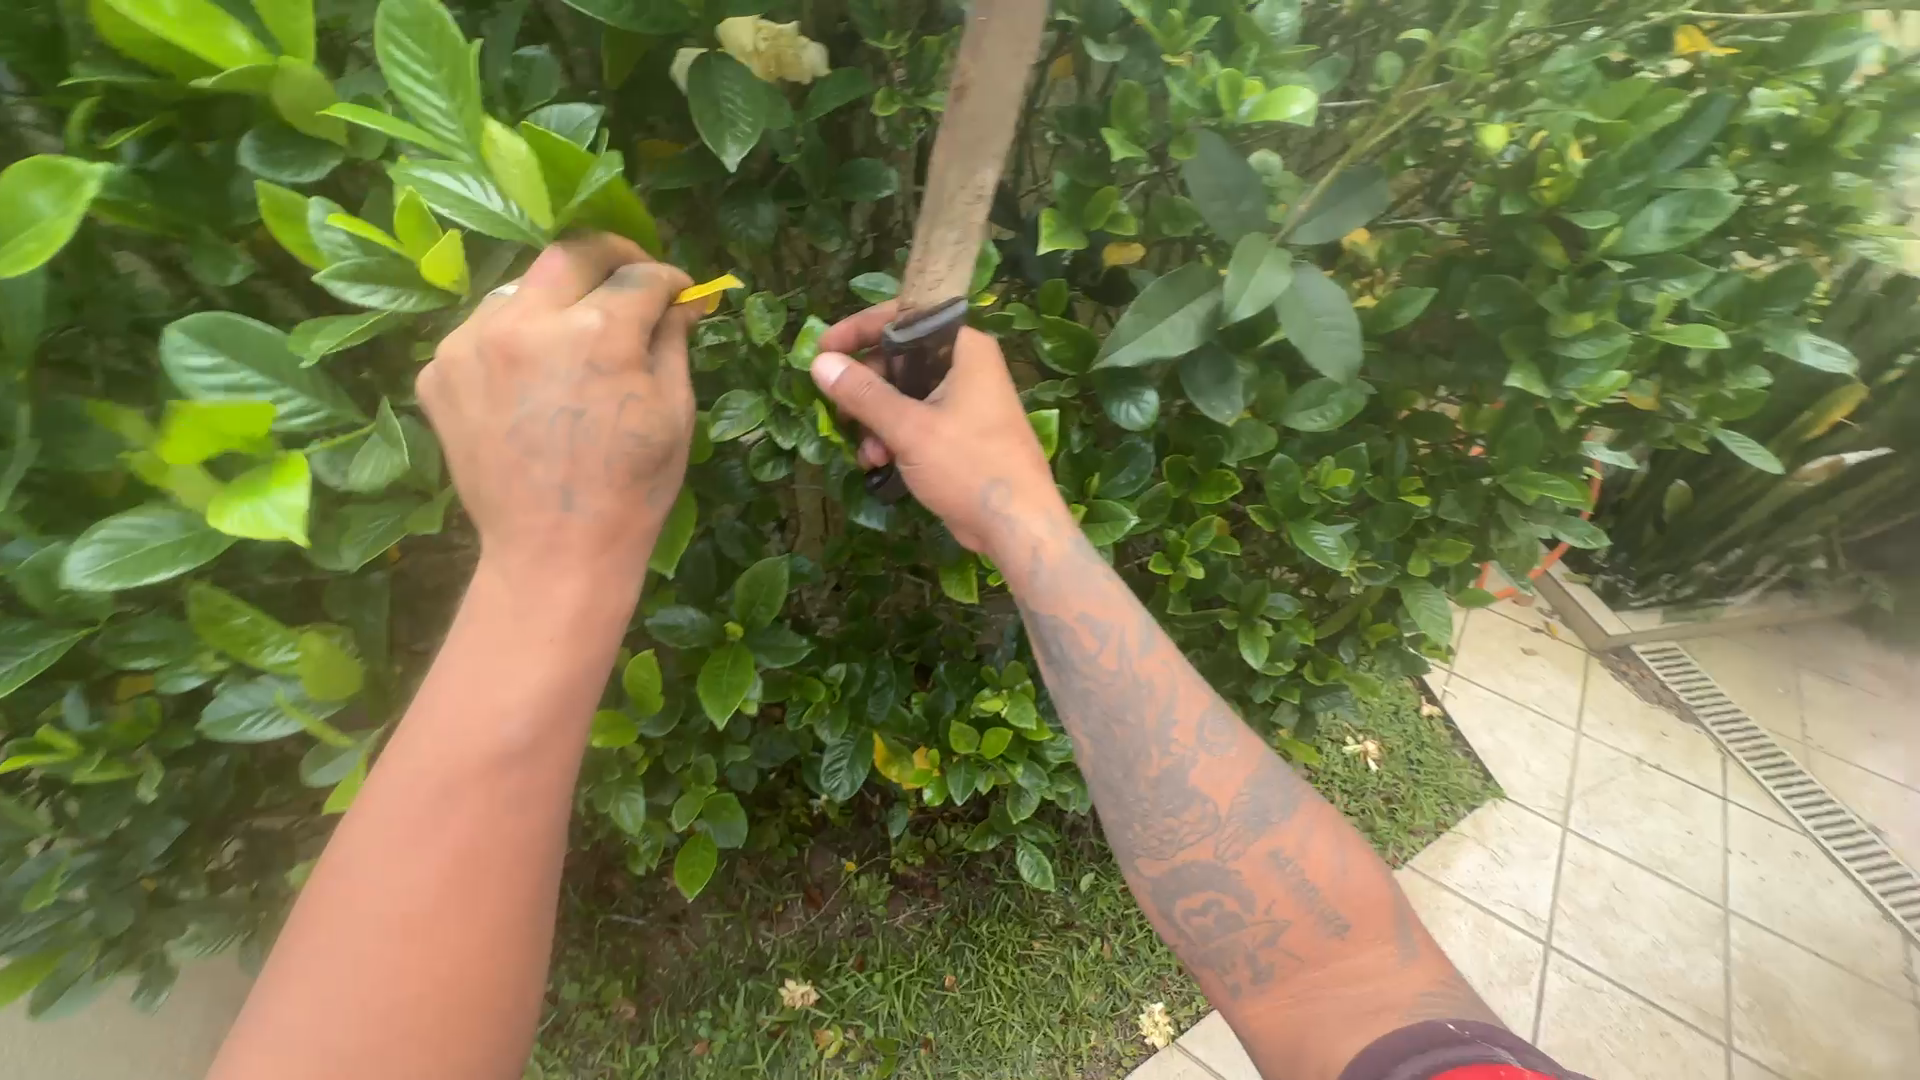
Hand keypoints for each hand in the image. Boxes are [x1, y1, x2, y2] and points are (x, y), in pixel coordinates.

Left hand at [419, 234, 696, 587]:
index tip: (681, 292)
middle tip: (633, 280)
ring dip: (559, 300)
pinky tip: (537, 378)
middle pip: (570, 254)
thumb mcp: (674, 413)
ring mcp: (471, 344)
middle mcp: (525, 322)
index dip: (669, 278)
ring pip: (521, 288)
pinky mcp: (438, 371)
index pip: (638, 275)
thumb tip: (683, 300)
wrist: (556, 549)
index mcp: (597, 335)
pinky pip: (485, 330)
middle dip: (611, 258)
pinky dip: (518, 339)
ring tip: (580, 337)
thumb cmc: (634, 487)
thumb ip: (673, 342)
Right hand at [811, 301, 1069, 557]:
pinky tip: (880, 464)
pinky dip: (895, 439)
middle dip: (866, 389)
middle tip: (839, 411)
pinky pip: (917, 423)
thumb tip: (820, 362)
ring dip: (876, 422)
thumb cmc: (970, 466)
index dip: (860, 329)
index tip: (823, 348)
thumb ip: (864, 394)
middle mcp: (966, 368)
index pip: (904, 317)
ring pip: (905, 396)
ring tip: (866, 453)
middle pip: (900, 360)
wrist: (1017, 525)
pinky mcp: (961, 435)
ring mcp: (965, 403)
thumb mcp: (910, 429)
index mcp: (964, 349)